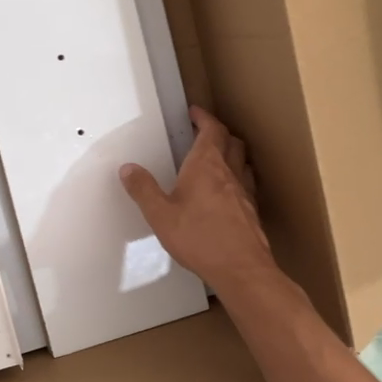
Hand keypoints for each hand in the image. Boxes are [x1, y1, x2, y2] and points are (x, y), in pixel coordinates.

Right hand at [119, 106, 280, 297]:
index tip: (195, 112)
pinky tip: (229, 191)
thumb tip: (129, 170)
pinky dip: (238, 177)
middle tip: (205, 129)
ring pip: (243, 161)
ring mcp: (245, 193)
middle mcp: (229, 174)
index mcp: (206, 167)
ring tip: (220, 155)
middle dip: (219, 131)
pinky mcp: (252, 212)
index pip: (211, 130)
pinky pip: (247, 184)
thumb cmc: (202, 240)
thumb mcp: (160, 215)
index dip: (204, 118)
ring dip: (232, 152)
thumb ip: (143, 190)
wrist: (242, 270)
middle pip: (232, 142)